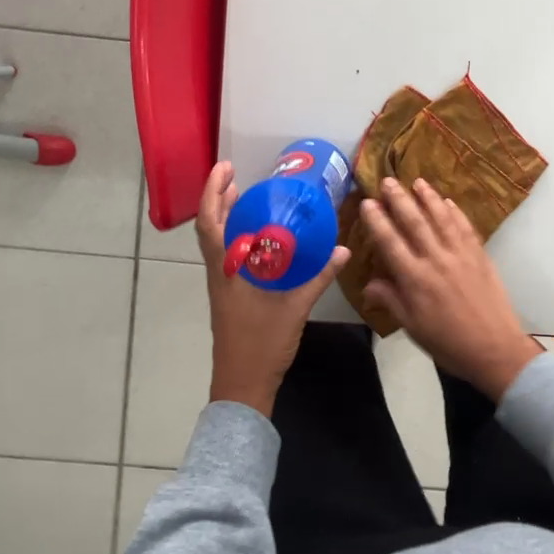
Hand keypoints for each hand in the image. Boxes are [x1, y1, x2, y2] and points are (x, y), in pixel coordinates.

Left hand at [195, 161, 345, 416]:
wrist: (242, 385)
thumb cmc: (262, 344)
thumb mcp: (294, 308)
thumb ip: (318, 277)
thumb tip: (343, 250)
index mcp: (226, 271)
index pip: (210, 223)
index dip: (212, 193)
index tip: (225, 169)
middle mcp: (218, 273)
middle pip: (210, 227)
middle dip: (219, 198)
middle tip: (238, 175)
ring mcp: (221, 285)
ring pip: (218, 242)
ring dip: (227, 217)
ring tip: (246, 196)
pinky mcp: (229, 296)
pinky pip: (229, 256)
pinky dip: (239, 238)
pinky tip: (262, 238)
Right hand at [359, 177, 541, 400]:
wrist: (494, 349)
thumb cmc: (448, 343)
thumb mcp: (412, 327)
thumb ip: (391, 300)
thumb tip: (368, 284)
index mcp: (415, 279)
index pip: (391, 242)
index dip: (378, 221)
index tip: (368, 202)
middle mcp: (436, 260)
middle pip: (415, 223)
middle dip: (400, 200)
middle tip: (388, 181)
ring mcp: (461, 255)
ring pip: (441, 218)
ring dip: (428, 198)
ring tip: (417, 181)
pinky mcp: (480, 256)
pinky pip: (465, 228)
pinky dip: (455, 213)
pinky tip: (447, 202)